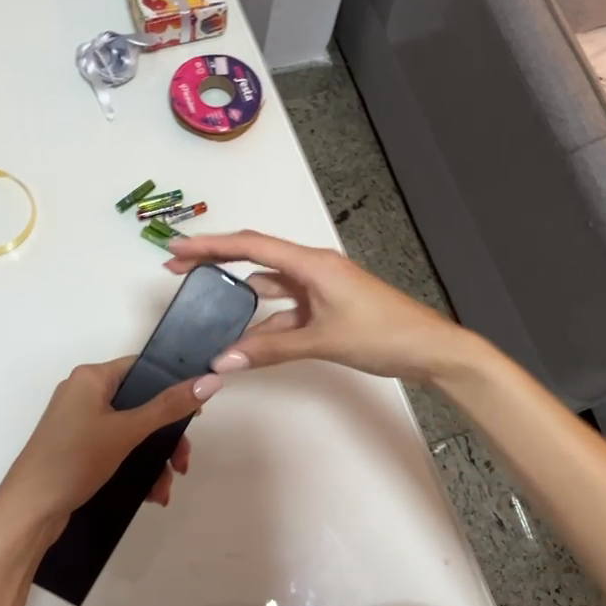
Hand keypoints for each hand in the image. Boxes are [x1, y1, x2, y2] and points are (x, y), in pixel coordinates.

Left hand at [0, 356, 218, 532]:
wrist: (29, 510)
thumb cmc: (75, 459)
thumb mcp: (127, 431)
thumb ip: (170, 406)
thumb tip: (211, 380)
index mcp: (91, 377)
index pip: (142, 367)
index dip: (173, 385)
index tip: (197, 413)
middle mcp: (83, 394)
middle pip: (141, 404)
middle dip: (166, 437)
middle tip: (183, 462)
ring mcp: (78, 423)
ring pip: (132, 432)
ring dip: (154, 459)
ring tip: (165, 489)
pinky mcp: (77, 449)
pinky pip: (117, 449)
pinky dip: (135, 467)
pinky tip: (150, 494)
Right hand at [164, 231, 475, 381]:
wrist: (428, 349)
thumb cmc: (384, 334)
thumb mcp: (321, 341)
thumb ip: (270, 350)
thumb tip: (224, 360)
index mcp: (312, 263)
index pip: (250, 246)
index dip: (210, 245)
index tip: (177, 247)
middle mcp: (312, 269)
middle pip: (254, 259)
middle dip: (215, 262)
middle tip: (177, 267)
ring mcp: (319, 288)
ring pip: (269, 287)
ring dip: (239, 297)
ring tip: (203, 303)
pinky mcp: (325, 307)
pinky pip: (285, 311)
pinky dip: (264, 323)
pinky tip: (243, 340)